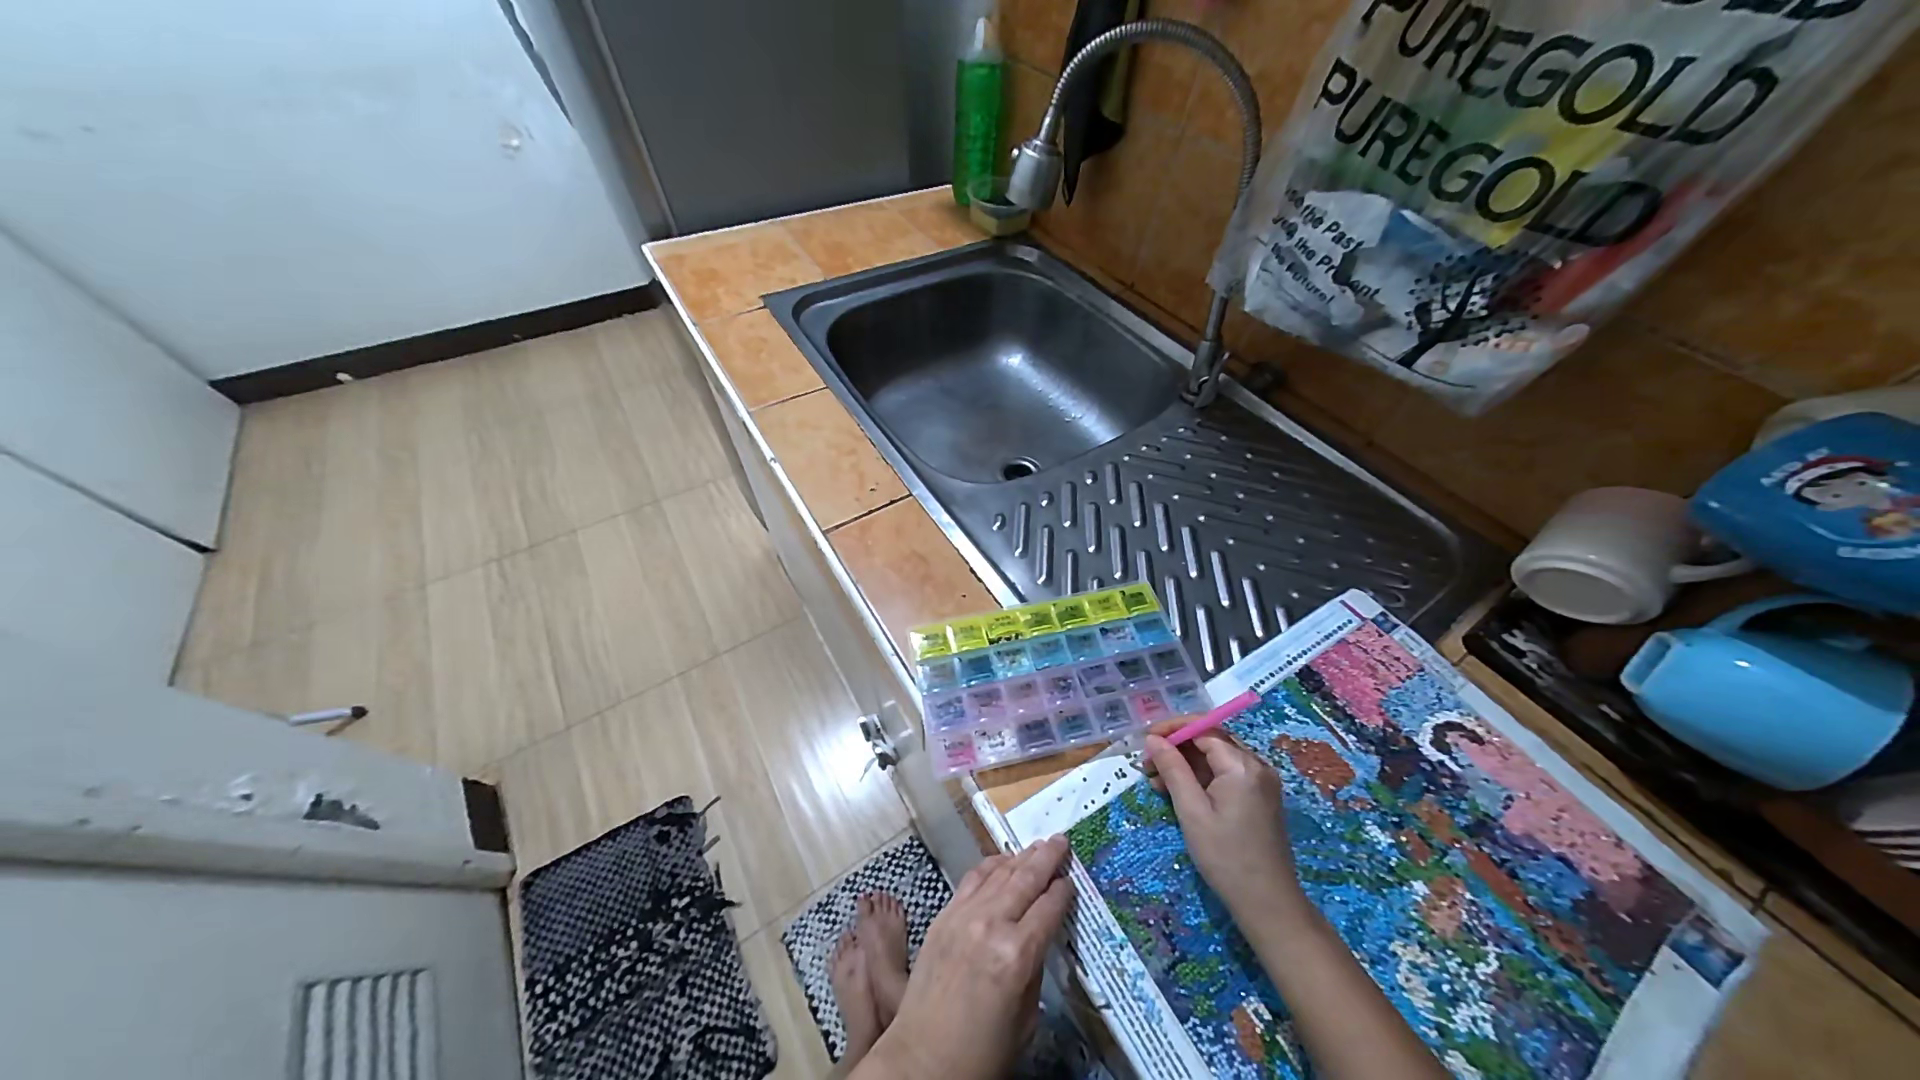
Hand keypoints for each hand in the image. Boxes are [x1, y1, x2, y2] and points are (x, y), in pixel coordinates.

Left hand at [858, 837, 1074, 1079]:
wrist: (922, 1060)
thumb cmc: (982, 1052)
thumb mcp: (1026, 1017)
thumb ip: (1035, 968)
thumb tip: (1039, 935)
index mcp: (1017, 955)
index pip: (1049, 908)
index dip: (1064, 892)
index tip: (1072, 881)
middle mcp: (990, 925)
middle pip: (1025, 879)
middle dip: (1047, 858)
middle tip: (1062, 840)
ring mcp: (963, 916)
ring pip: (998, 873)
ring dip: (1020, 857)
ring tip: (1037, 845)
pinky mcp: (943, 916)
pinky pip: (971, 880)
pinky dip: (990, 866)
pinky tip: (1002, 861)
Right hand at [1145, 725, 1300, 917]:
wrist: (1268, 903)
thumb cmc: (1225, 857)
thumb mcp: (1191, 811)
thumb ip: (1172, 769)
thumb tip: (1154, 739)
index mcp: (1242, 765)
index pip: (1203, 728)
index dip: (1171, 729)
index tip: (1144, 741)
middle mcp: (1257, 765)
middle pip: (1211, 740)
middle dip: (1176, 747)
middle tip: (1147, 765)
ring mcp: (1261, 781)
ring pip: (1216, 757)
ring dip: (1186, 764)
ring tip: (1157, 782)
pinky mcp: (1260, 797)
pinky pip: (1227, 774)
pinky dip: (1201, 777)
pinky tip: (1179, 792)